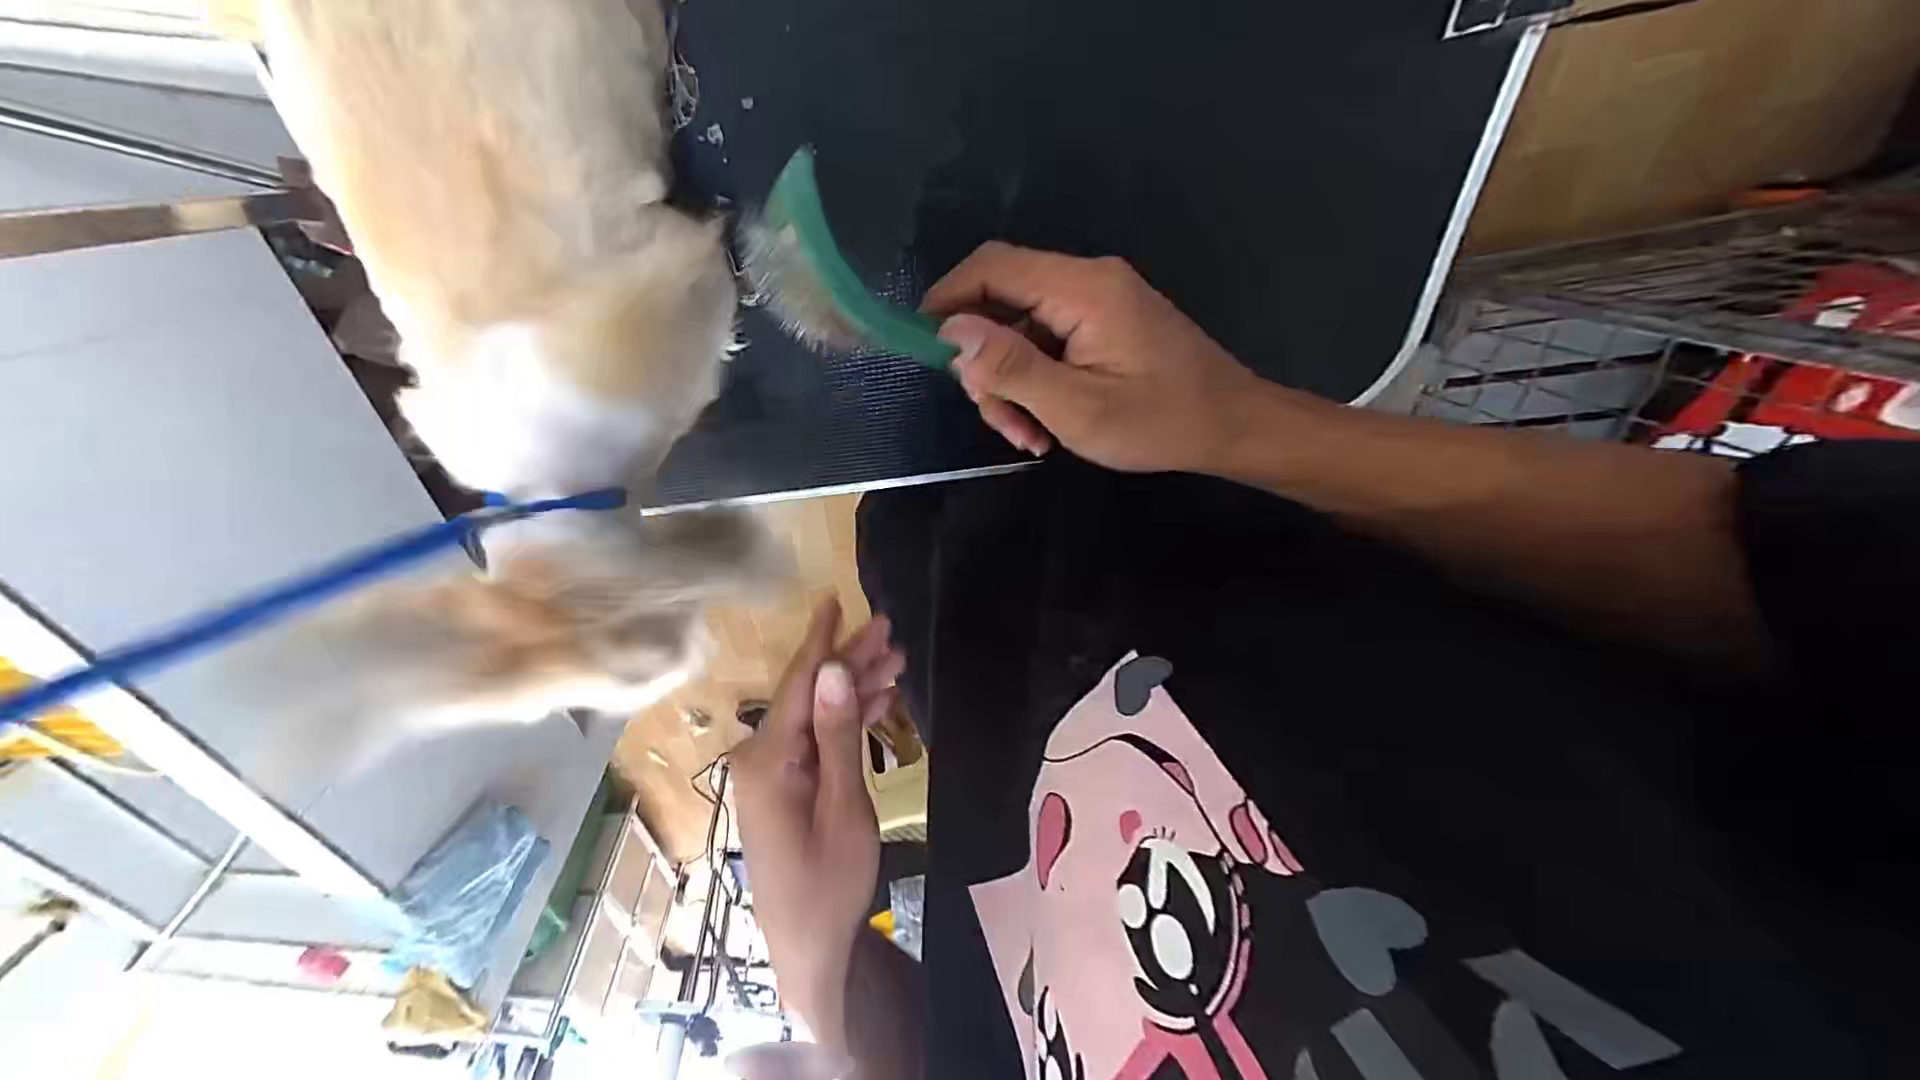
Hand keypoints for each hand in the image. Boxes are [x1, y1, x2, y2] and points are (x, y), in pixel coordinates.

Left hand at [730, 599, 904, 1051]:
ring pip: (817, 714)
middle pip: (810, 695)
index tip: (836, 601)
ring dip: (855, 689)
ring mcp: (773, 773)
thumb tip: (834, 670)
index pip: (798, 685)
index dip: (822, 642)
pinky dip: (848, 720)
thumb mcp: (843, 806)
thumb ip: (837, 734)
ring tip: (896, 662)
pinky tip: (878, 701)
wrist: (811, 949)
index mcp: (767, 760)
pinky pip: (818, 740)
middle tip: (891, 632)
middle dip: (850, 662)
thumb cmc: (831, 882)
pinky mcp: (786, 786)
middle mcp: (762, 758)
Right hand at [923, 241, 1267, 473]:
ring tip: (1029, 437)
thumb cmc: (1160, 422)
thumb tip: (950, 334)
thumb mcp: (1077, 408)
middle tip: (1000, 421)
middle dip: (986, 365)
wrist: (1231, 426)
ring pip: (1020, 332)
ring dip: (1011, 385)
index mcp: (1082, 289)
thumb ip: (1011, 368)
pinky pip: (1046, 345)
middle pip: (1002, 304)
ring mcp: (1095, 303)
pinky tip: (1046, 427)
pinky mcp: (1101, 326)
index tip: (923, 348)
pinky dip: (1035, 384)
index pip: (992, 267)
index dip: (947, 300)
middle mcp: (1086, 282)